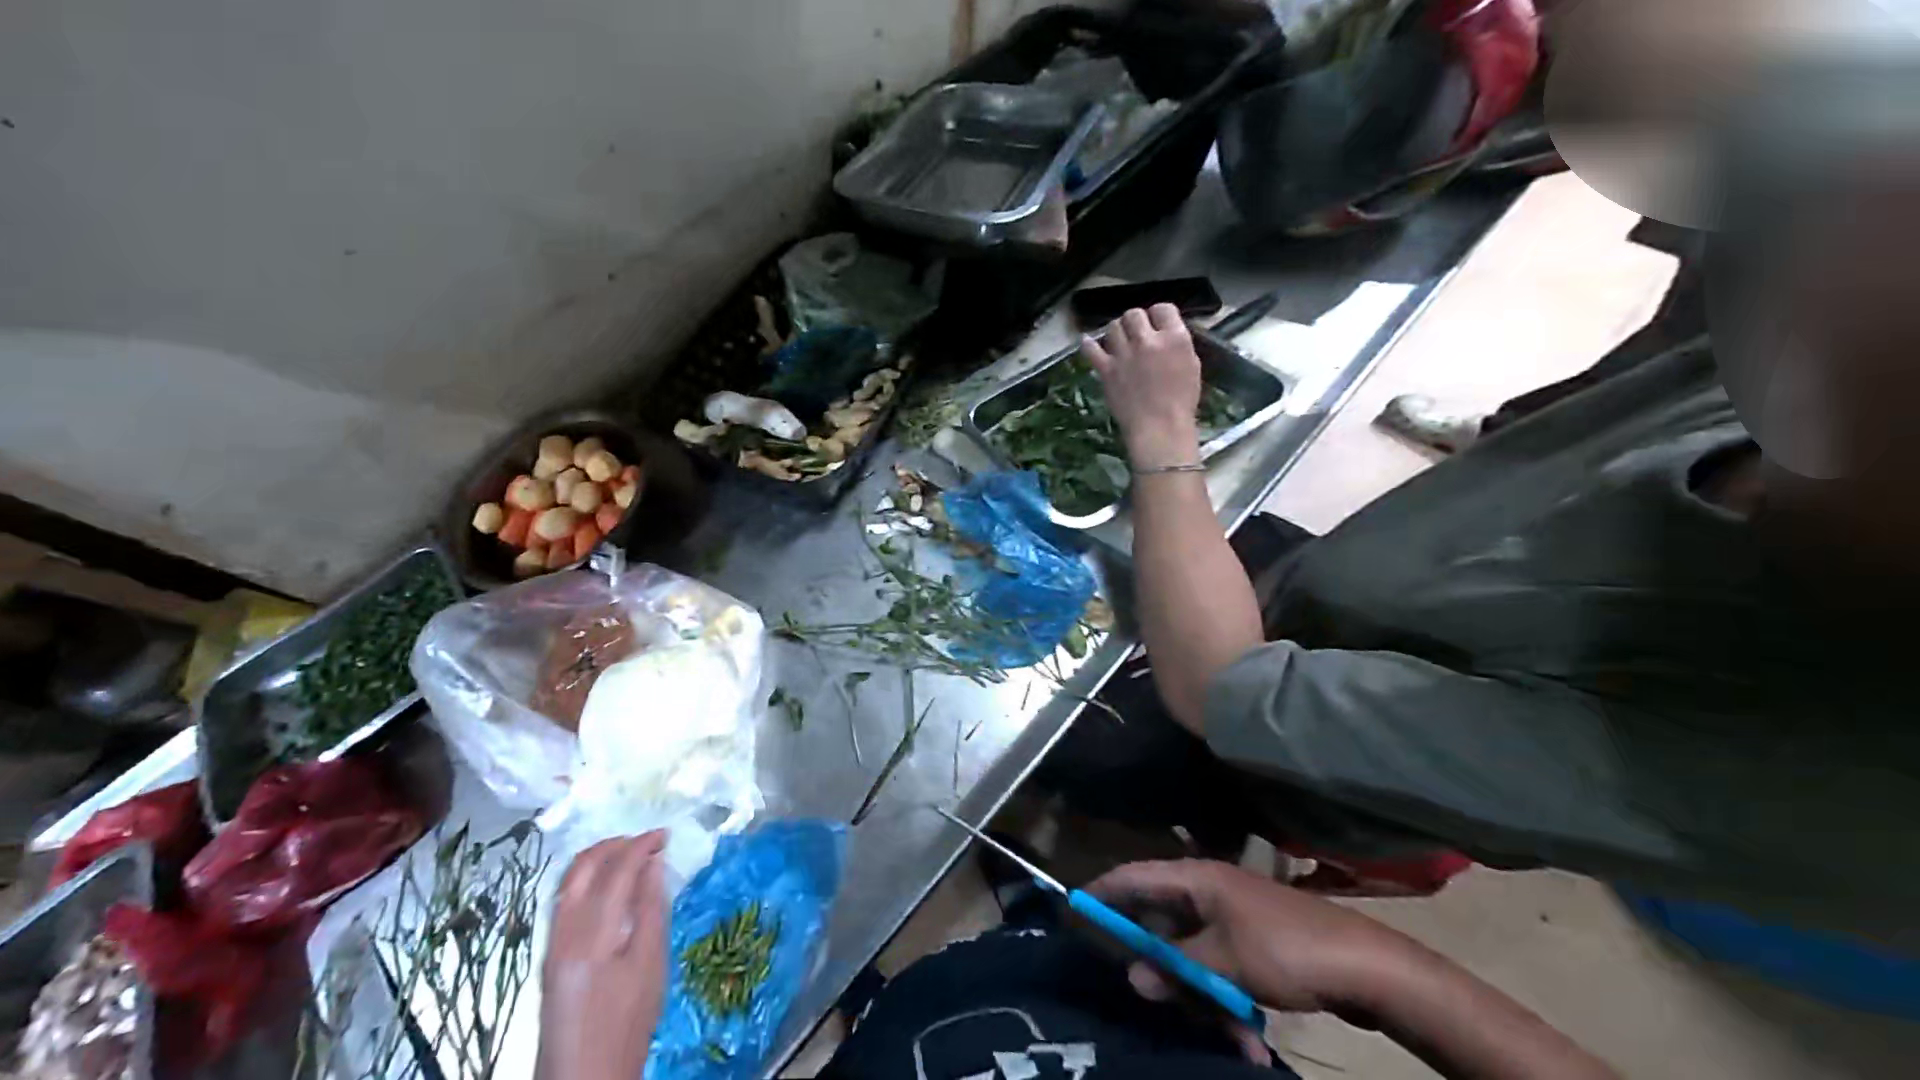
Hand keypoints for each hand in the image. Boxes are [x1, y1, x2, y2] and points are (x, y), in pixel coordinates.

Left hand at [535, 831, 670, 1079]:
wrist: (584, 1075)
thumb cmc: (627, 1022)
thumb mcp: (651, 965)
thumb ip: (651, 909)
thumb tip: (655, 864)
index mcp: (591, 936)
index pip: (616, 871)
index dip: (641, 845)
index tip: (665, 834)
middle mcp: (563, 932)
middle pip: (581, 868)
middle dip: (615, 845)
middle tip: (648, 841)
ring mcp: (552, 943)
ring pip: (569, 881)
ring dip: (600, 858)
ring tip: (632, 855)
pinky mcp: (551, 955)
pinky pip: (566, 900)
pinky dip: (589, 879)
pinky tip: (612, 884)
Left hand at [1082, 305, 1203, 468]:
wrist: (1160, 428)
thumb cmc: (1181, 402)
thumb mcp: (1191, 366)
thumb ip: (1176, 345)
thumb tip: (1164, 335)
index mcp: (1175, 338)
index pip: (1163, 308)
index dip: (1158, 315)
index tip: (1155, 324)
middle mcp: (1148, 340)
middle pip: (1134, 314)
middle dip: (1135, 322)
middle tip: (1135, 334)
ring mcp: (1125, 354)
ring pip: (1113, 327)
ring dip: (1116, 331)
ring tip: (1118, 341)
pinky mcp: (1107, 370)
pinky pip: (1091, 350)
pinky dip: (1088, 345)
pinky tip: (1087, 342)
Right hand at [1087, 859, 1421, 1015]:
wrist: (1367, 965)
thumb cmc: (1285, 950)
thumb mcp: (1223, 963)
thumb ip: (1175, 968)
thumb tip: (1134, 977)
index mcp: (1198, 879)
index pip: (1137, 875)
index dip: (1106, 890)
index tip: (1077, 906)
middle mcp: (1211, 890)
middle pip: (1165, 921)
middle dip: (1161, 963)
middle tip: (1150, 991)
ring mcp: (1235, 916)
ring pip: (1197, 953)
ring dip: (1202, 994)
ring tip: (1228, 1032)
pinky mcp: (1256, 942)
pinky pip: (1224, 967)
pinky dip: (1229, 997)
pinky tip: (1248, 1035)